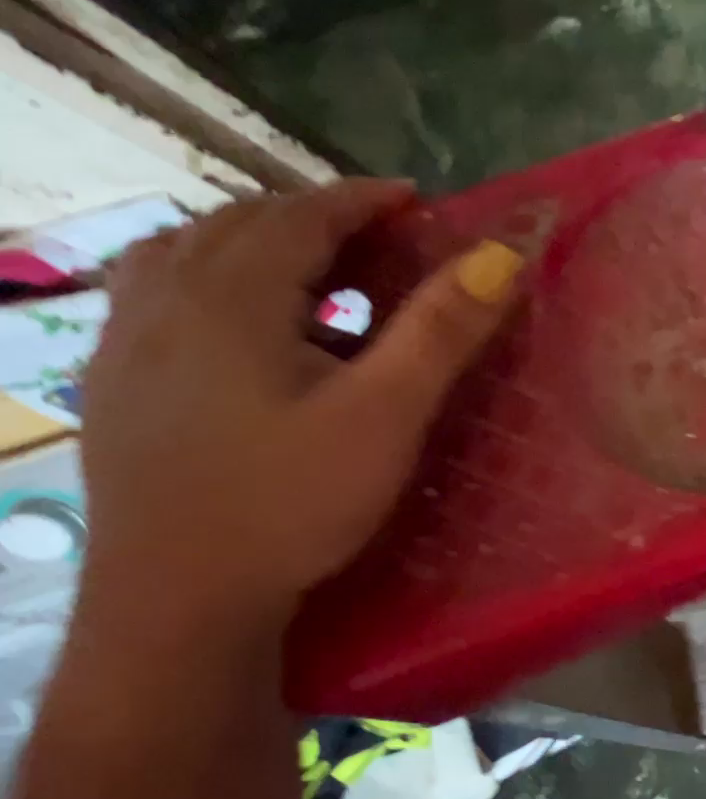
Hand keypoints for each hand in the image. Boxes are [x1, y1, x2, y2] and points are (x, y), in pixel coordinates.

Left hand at [81, 180, 521, 613]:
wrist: (179, 599)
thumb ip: (440, 330)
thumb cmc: (293, 500)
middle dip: (312, 216)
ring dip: (253, 242)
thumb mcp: (387, 414)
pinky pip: (155, 295)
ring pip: (183, 254)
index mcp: (231, 300)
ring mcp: (124, 344)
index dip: (360, 199)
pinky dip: (209, 279)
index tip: (415, 199)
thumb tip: (499, 256)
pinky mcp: (113, 386)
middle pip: (236, 225)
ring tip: (312, 268)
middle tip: (379, 237)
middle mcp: (164, 304)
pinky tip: (242, 325)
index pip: (298, 217)